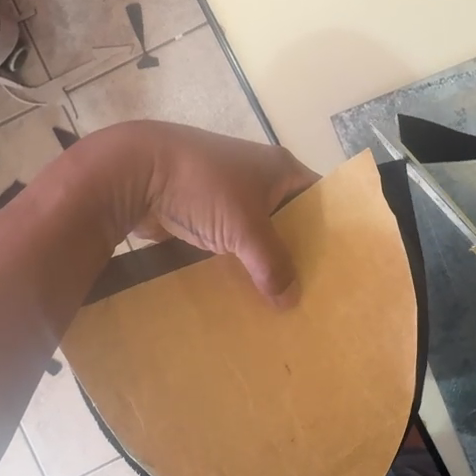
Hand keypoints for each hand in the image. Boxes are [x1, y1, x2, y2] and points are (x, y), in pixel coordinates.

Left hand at [82, 121, 318, 306]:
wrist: (136, 170)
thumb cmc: (204, 186)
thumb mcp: (246, 226)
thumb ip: (272, 264)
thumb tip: (291, 301)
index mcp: (281, 169)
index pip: (318, 200)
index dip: (329, 231)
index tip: (339, 270)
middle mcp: (259, 180)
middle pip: (288, 223)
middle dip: (295, 257)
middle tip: (312, 297)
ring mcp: (229, 198)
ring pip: (255, 238)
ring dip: (261, 266)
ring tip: (278, 306)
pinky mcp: (202, 217)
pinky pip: (227, 247)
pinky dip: (232, 269)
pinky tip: (240, 298)